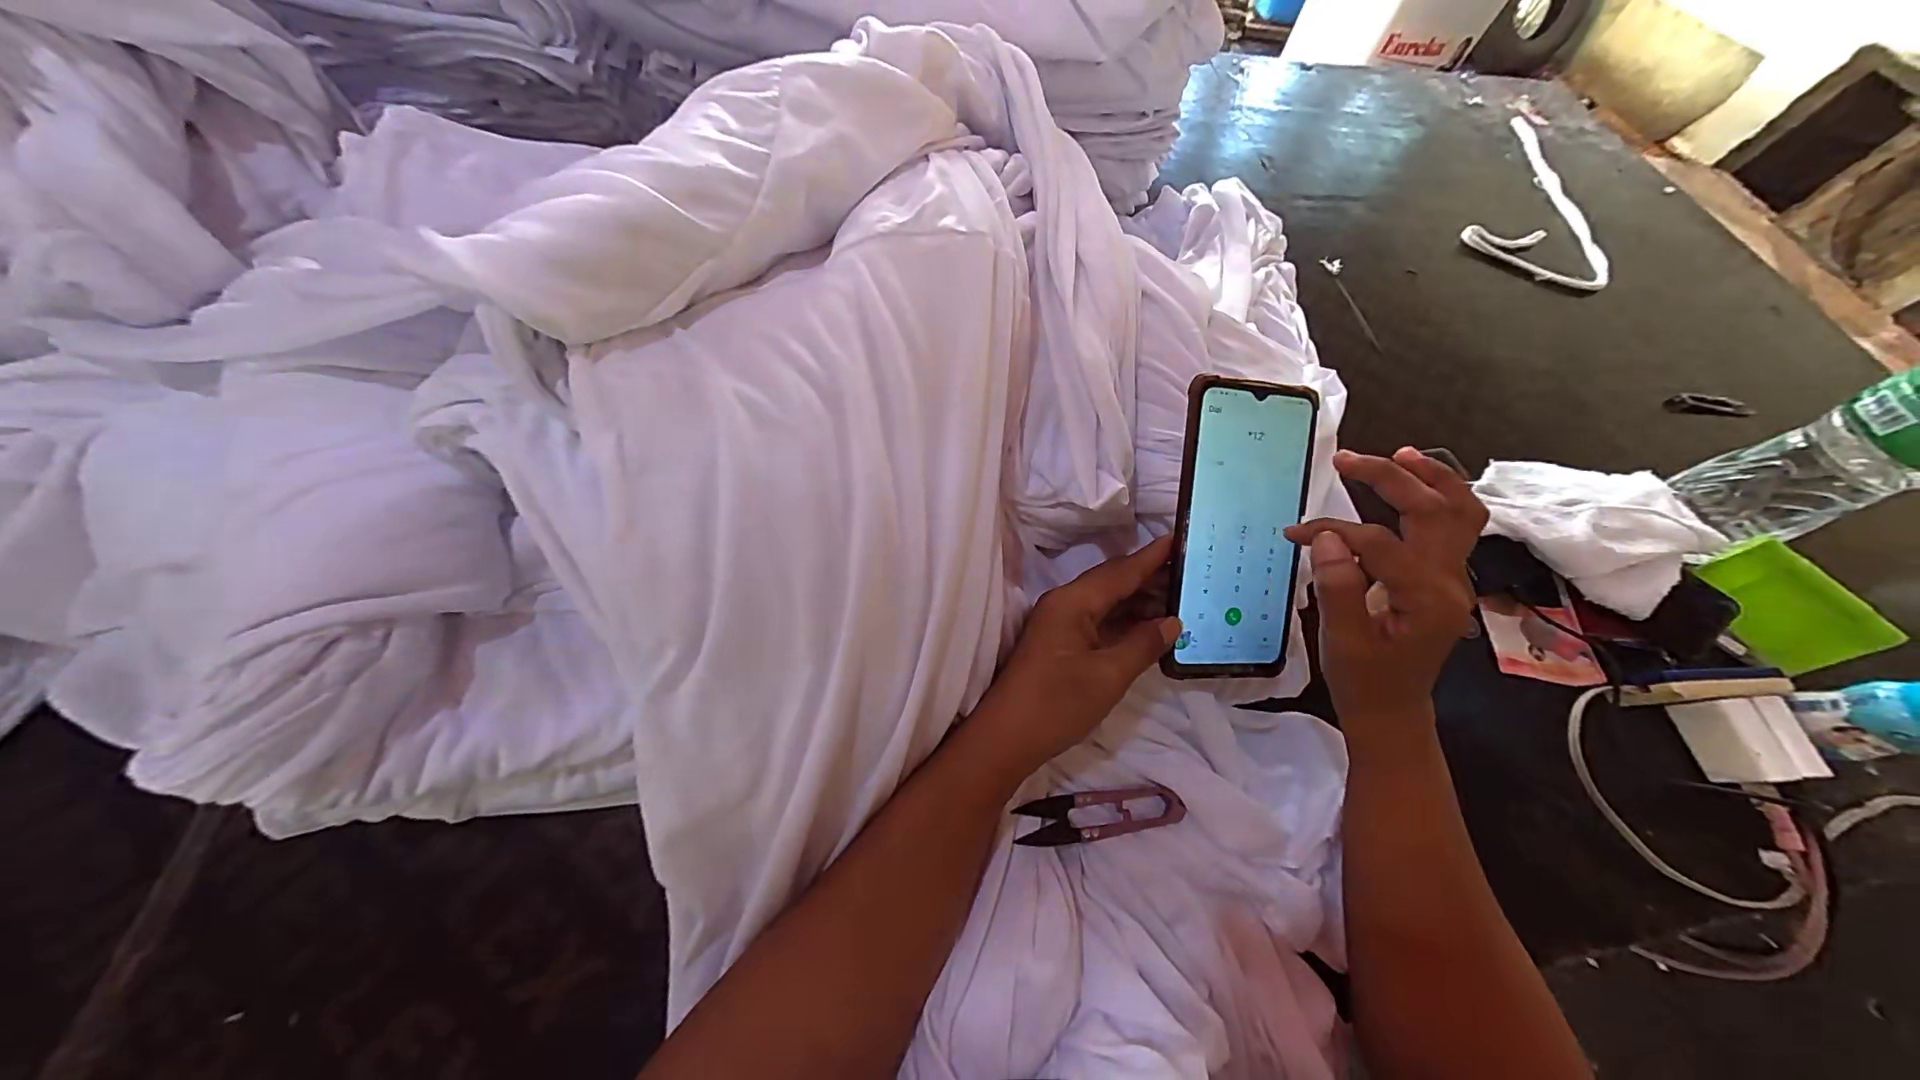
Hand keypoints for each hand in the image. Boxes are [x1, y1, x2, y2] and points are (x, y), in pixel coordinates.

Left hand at [970, 535, 1182, 775]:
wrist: (1007, 737)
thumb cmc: (1057, 704)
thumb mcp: (1109, 676)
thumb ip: (1142, 644)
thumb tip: (1172, 621)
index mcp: (1072, 602)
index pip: (1120, 571)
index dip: (1153, 556)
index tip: (1182, 538)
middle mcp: (1064, 604)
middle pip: (1113, 582)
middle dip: (1151, 578)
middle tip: (1193, 574)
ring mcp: (1060, 624)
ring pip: (1107, 603)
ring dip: (1140, 601)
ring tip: (1181, 599)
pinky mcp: (1061, 644)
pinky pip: (1099, 622)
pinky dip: (1126, 621)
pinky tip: (1151, 627)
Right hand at [1285, 448, 1487, 725]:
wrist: (1392, 710)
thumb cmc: (1364, 681)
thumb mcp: (1342, 641)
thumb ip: (1337, 587)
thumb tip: (1328, 538)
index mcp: (1427, 599)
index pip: (1379, 544)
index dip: (1333, 532)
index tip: (1295, 534)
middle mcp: (1451, 582)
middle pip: (1435, 511)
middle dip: (1391, 478)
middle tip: (1347, 459)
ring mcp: (1453, 579)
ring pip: (1459, 513)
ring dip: (1431, 479)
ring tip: (1400, 455)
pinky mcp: (1443, 579)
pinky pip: (1453, 527)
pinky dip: (1437, 498)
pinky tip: (1413, 485)